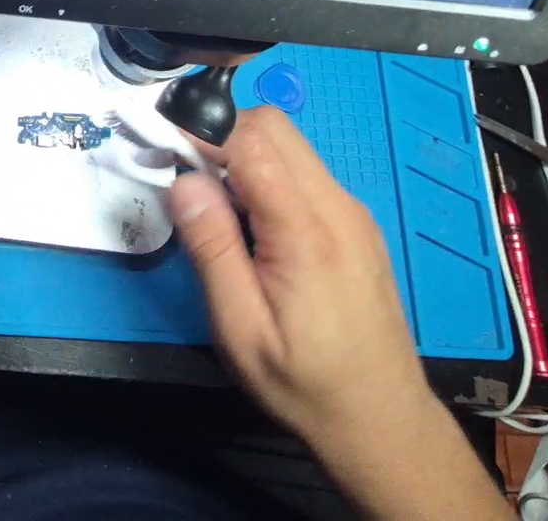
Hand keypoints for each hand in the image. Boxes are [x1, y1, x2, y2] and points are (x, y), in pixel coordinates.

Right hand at [169, 107, 428, 441]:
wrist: (381, 421)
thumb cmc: (303, 383)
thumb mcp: (240, 328)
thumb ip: (212, 248)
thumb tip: (184, 181)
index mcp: (307, 232)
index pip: (254, 142)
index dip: (203, 132)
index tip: (165, 147)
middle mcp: (337, 208)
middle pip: (274, 127)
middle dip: (221, 133)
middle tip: (185, 172)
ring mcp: (351, 212)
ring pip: (289, 144)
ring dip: (243, 151)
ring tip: (213, 199)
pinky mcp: (354, 222)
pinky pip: (303, 170)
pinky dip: (265, 171)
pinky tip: (249, 218)